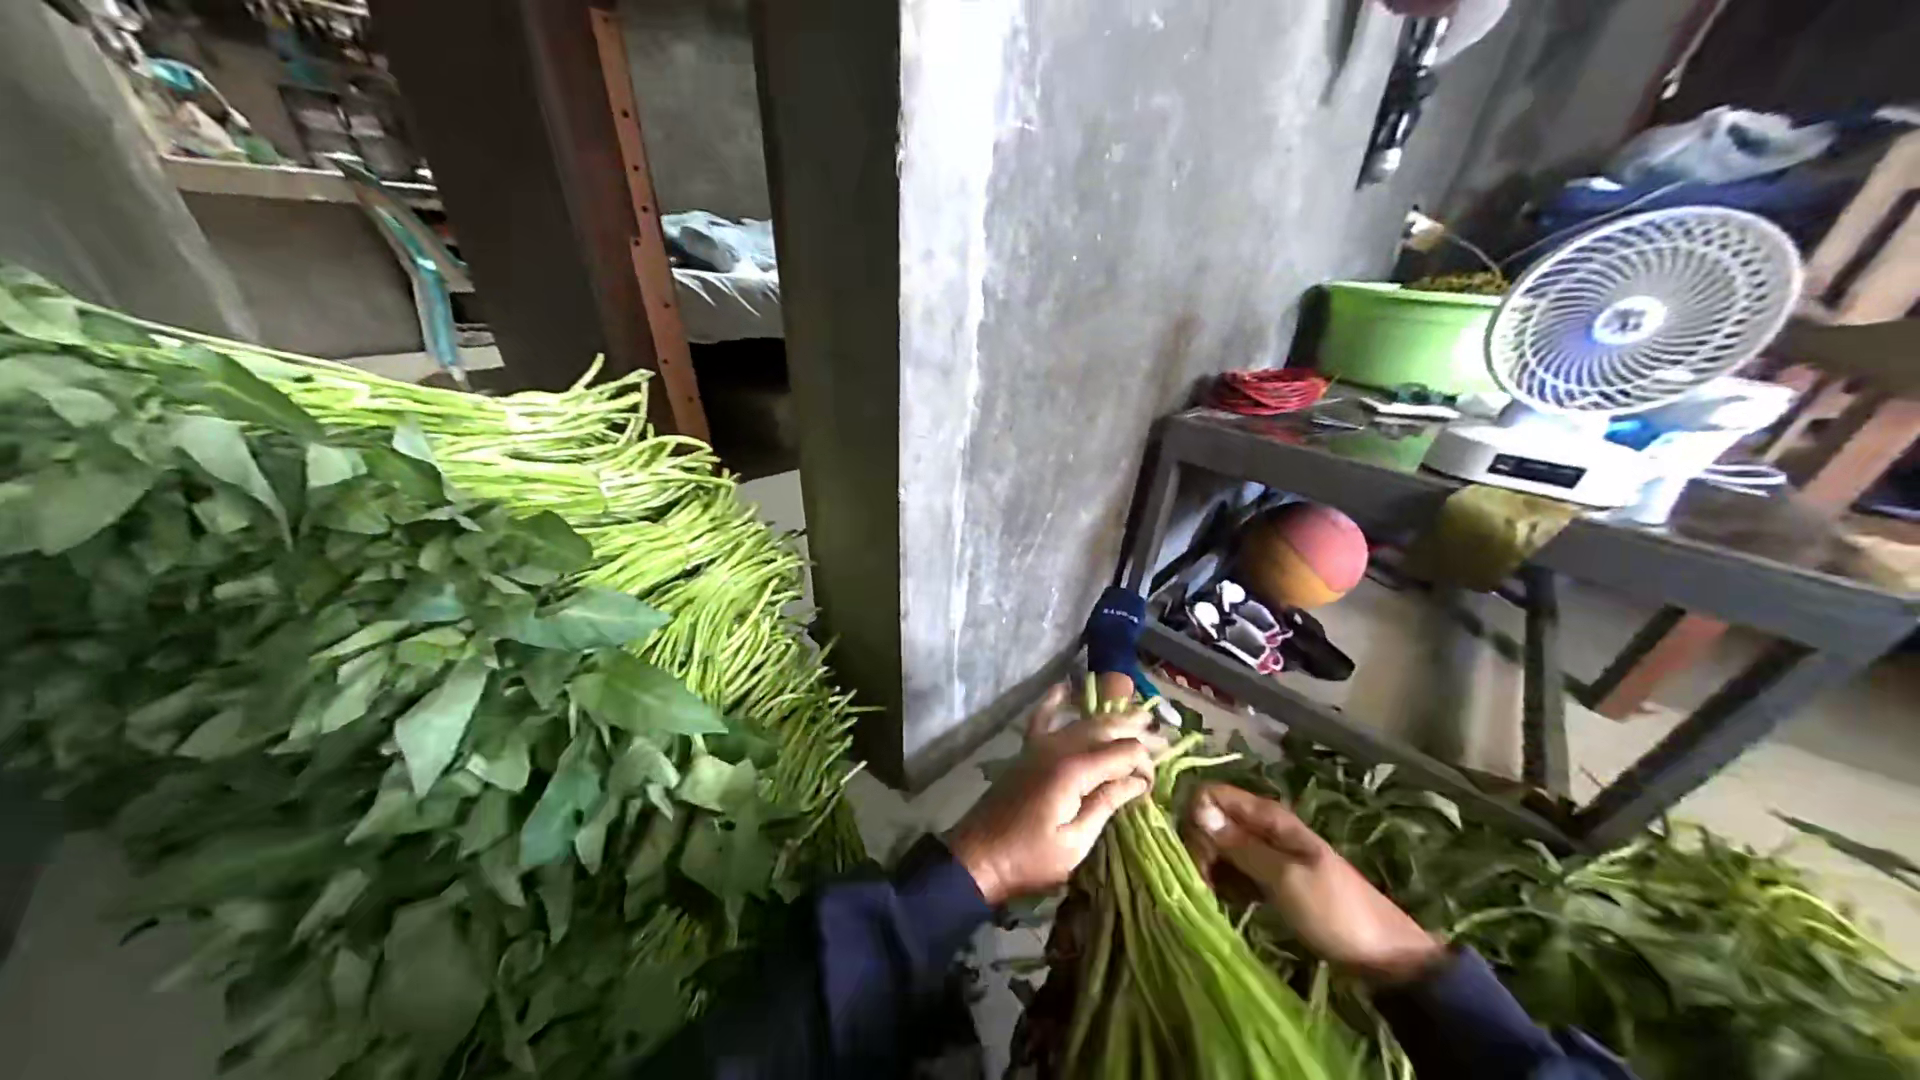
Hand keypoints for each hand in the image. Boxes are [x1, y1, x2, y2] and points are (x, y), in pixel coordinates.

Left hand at [948, 678, 1159, 905]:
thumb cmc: (1029, 858)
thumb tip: (1138, 781)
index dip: (1145, 763)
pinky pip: (1041, 718)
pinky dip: (1053, 701)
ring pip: (1081, 721)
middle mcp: (1058, 748)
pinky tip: (1065, 687)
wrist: (977, 856)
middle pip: (1105, 728)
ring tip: (1136, 715)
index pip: (1123, 752)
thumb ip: (1106, 805)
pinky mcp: (1026, 752)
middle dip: (1136, 731)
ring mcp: (1039, 746)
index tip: (1152, 786)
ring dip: (1109, 717)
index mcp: (1074, 771)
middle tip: (1163, 737)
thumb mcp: (1076, 843)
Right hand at [1184, 783, 1444, 985]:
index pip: (1212, 795)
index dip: (1197, 818)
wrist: (1385, 958)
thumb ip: (1241, 845)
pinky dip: (1225, 883)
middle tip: (1205, 883)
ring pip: (1219, 846)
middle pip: (1211, 820)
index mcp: (1268, 816)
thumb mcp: (1285, 877)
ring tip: (1215, 896)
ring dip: (1210, 867)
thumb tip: (1198, 809)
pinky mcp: (1268, 878)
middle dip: (1200, 846)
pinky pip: (1232, 870)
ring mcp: (1266, 852)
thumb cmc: (1336, 911)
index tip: (1200, 855)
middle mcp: (1262, 826)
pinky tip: (1229, 902)